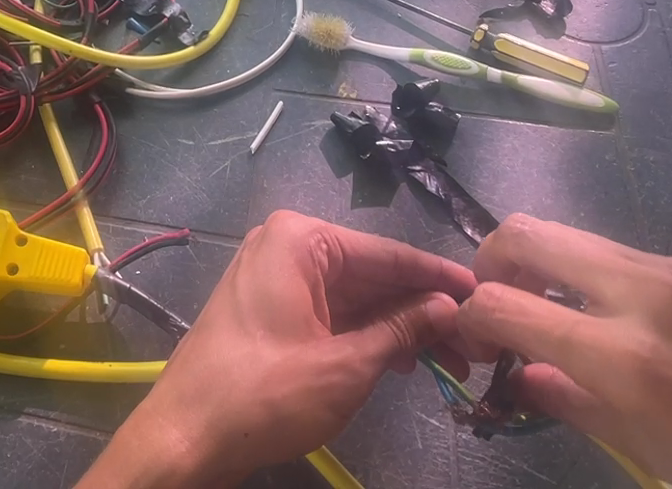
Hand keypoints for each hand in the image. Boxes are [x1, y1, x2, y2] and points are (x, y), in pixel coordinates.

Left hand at [79, 211, 476, 487]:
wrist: (187, 433)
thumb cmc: (266, 390)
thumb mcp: (345, 364)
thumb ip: (401, 330)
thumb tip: (449, 307)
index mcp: (300, 239)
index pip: (385, 253)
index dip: (437, 276)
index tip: (485, 290)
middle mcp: (286, 245)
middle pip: (369, 273)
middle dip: (421, 307)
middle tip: (476, 341)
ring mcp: (276, 276)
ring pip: (351, 295)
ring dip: (396, 325)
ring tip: (451, 358)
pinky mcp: (271, 307)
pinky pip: (329, 311)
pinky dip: (364, 333)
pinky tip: (403, 357)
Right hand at [454, 214, 671, 488]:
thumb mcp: (662, 462)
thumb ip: (578, 406)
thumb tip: (523, 377)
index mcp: (628, 356)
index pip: (503, 304)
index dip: (469, 318)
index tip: (468, 340)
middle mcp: (643, 293)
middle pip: (525, 233)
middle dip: (490, 262)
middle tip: (494, 305)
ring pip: (570, 235)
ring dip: (539, 265)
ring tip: (549, 316)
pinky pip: (616, 254)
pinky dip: (586, 273)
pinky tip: (610, 322)